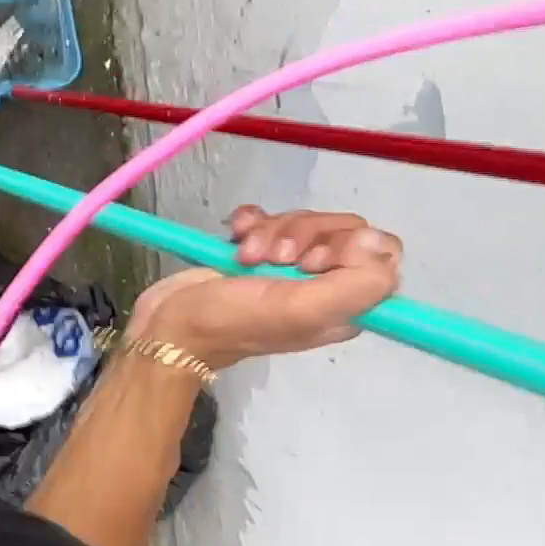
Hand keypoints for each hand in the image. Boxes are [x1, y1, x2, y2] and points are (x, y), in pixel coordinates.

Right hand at [129, 206, 402, 369]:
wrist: (166, 327)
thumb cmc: (230, 323)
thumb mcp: (302, 311)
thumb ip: (359, 281)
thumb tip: (370, 240)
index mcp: (347, 303)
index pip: (378, 252)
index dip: (347, 246)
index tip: (309, 262)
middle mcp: (323, 282)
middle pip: (340, 231)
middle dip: (301, 235)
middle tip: (270, 259)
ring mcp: (285, 266)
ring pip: (302, 223)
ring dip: (270, 230)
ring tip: (244, 255)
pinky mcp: (252, 252)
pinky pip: (266, 218)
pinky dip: (249, 221)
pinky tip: (233, 235)